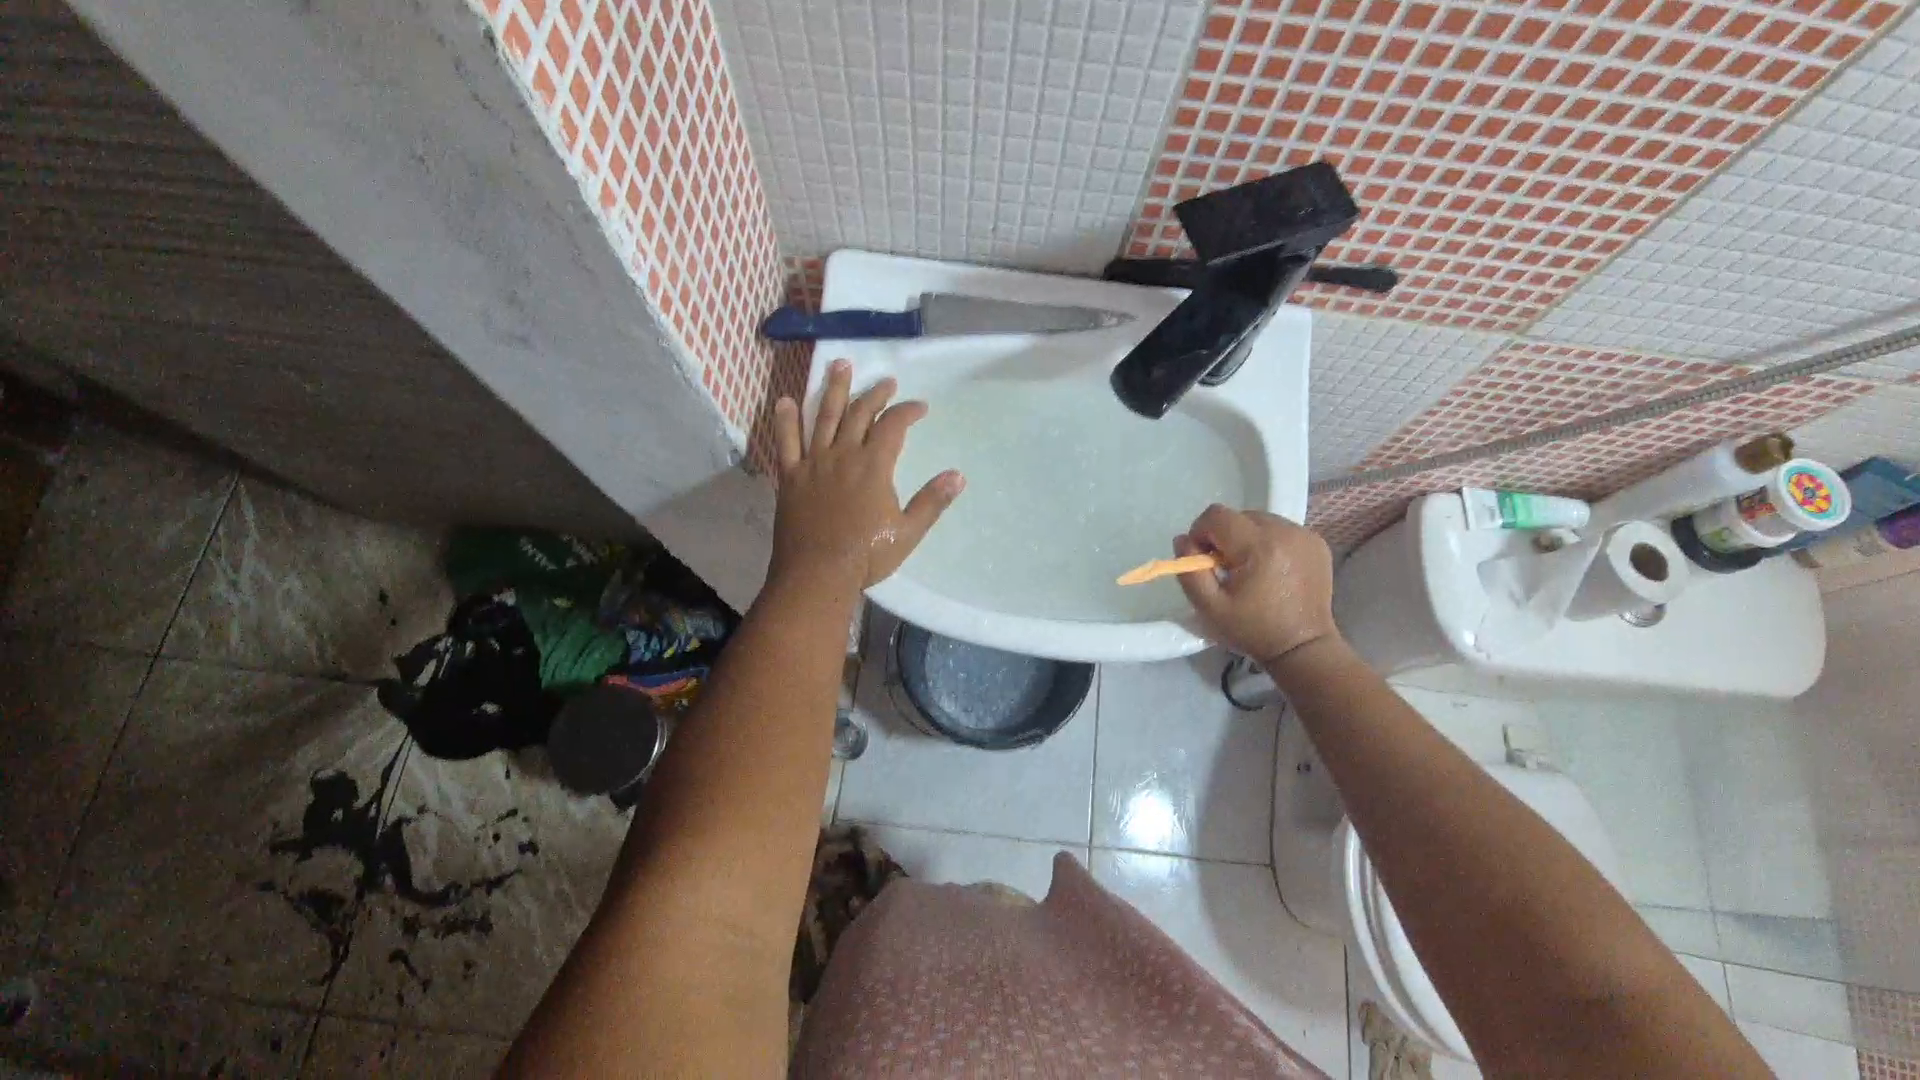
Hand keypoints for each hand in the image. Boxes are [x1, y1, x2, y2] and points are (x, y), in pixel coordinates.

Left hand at [769, 359, 963, 590]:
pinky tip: (785, 402)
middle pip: (860, 413)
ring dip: (834, 389)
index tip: (919, 407)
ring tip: (840, 365)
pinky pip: (786, 441)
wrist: (817, 573)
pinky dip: (786, 420)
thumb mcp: (908, 532)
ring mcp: (814, 463)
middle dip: (875, 394)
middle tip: (886, 381)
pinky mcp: (791, 477)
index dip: (907, 411)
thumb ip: (931, 502)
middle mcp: (843, 455)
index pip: (894, 426)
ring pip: (824, 417)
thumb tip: (957, 476)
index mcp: (874, 466)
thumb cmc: (866, 556)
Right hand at [1175, 504, 1338, 667]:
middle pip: (1239, 516)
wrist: (1303, 647)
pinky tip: (1271, 568)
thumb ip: (1189, 571)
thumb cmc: (1253, 630)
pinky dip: (1269, 542)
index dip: (1201, 532)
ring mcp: (1305, 535)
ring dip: (1247, 537)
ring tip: (1249, 568)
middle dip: (1225, 536)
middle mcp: (1285, 532)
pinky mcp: (1317, 542)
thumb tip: (1183, 540)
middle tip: (1226, 567)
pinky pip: (1281, 529)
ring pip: (1260, 520)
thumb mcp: (1209, 607)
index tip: (1204, 558)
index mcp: (1259, 547)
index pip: (1217, 515)